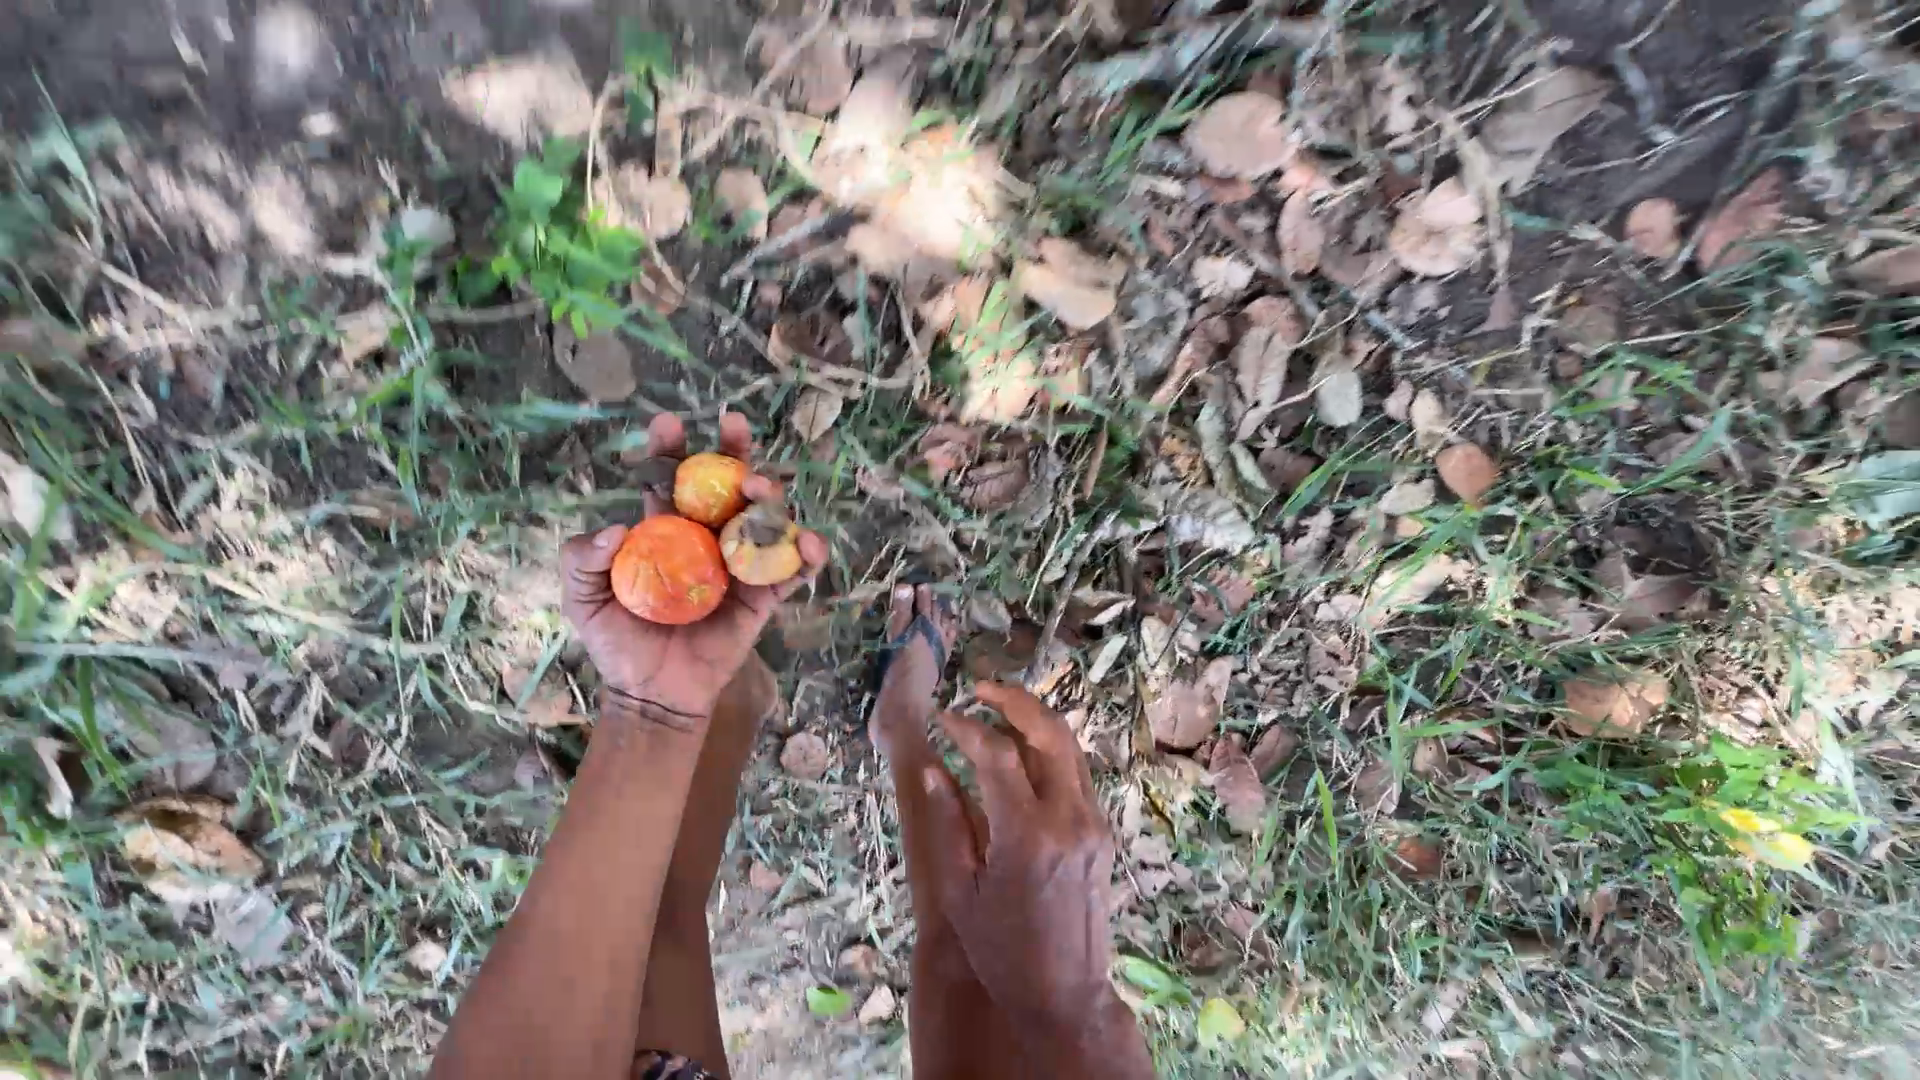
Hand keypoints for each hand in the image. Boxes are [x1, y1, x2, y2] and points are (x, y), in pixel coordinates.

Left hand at [559, 412, 826, 724]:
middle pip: (729, 485)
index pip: (672, 479)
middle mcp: (708, 539)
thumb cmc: (618, 642)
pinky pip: (792, 570)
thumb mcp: (583, 600)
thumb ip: (582, 560)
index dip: (672, 448)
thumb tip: (615, 528)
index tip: (670, 424)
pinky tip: (809, 544)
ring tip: (759, 491)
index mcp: (667, 530)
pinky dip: (807, 554)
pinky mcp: (764, 596)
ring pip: (765, 518)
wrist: (653, 692)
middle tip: (734, 431)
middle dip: (734, 453)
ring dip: (769, 496)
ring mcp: (739, 565)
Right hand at [919, 683, 1150, 1074]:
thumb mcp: (960, 890)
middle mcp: (1068, 819)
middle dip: (1013, 701)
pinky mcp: (1102, 829)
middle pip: (1048, 733)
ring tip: (999, 705)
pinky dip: (1048, 747)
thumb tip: (932, 767)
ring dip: (1034, 718)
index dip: (966, 728)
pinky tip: (1021, 747)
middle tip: (980, 688)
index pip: (996, 756)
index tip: (942, 718)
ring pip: (1069, 746)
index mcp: (1026, 837)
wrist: (1066, 995)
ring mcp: (1092, 821)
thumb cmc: (1002, 949)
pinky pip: (1075, 770)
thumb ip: (947, 822)